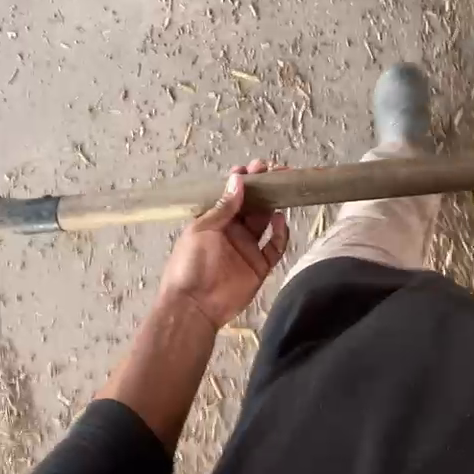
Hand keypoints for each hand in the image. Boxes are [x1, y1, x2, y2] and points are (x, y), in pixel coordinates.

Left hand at [158, 160, 290, 328]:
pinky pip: (275, 247)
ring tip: (283, 188)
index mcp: (215, 221)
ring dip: (273, 205)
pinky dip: (281, 233)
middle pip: (252, 206)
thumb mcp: (203, 229)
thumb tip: (238, 179)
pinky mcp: (259, 266)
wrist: (195, 306)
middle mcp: (233, 231)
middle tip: (275, 170)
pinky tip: (282, 219)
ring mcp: (247, 248)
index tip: (253, 168)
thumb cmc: (191, 263)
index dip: (242, 181)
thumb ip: (224, 206)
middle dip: (263, 188)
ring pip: (265, 221)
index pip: (232, 196)